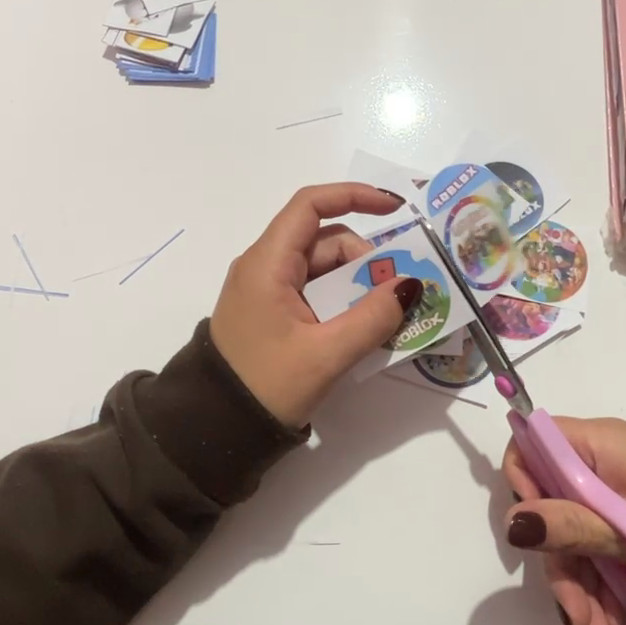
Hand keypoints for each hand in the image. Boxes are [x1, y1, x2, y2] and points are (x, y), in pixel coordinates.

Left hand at [211, 183, 423, 427]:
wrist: (215, 428)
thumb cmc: (266, 385)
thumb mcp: (326, 354)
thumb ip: (373, 318)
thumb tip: (410, 286)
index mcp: (268, 263)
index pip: (310, 206)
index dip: (354, 196)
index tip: (394, 208)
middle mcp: (265, 267)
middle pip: (325, 242)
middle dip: (366, 261)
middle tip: (397, 296)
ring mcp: (267, 291)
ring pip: (324, 270)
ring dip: (358, 287)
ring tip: (386, 319)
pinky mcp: (272, 314)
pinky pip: (315, 294)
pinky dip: (343, 304)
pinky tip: (365, 330)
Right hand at [501, 417, 625, 624]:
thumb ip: (571, 527)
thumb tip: (511, 523)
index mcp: (597, 444)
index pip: (532, 444)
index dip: (523, 484)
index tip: (537, 534)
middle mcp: (597, 462)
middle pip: (550, 504)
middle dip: (560, 566)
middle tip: (577, 619)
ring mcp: (611, 492)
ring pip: (572, 533)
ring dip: (580, 587)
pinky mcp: (625, 519)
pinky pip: (596, 545)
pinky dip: (600, 585)